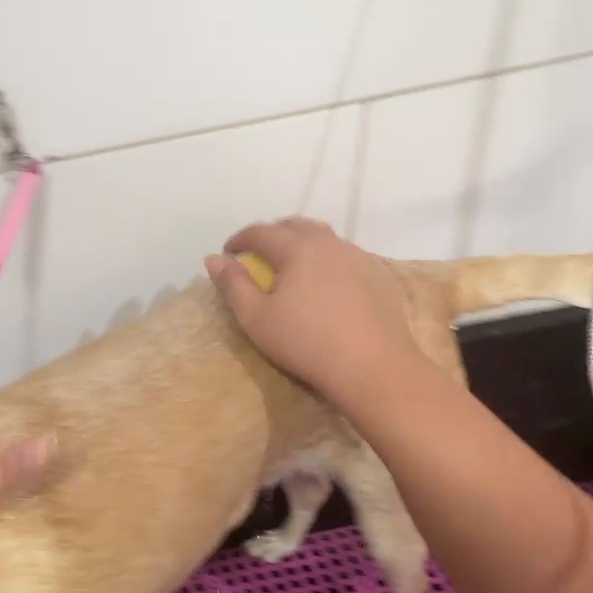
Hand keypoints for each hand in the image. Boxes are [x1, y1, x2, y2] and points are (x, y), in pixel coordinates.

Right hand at [204, 218, 419, 402]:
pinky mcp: (379, 275)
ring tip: (292, 268)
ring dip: (302, 245)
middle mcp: (329, 243)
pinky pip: (346, 257)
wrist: (371, 366)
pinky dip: (327, 261)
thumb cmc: (305, 342)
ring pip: (324, 239)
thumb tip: (213, 259)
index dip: (240, 239)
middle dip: (272, 235)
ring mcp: (359, 256)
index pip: (261, 232)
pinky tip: (326, 286)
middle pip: (295, 226)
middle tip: (259, 255)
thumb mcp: (256, 319)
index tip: (228, 253)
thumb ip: (233, 285)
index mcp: (297, 248)